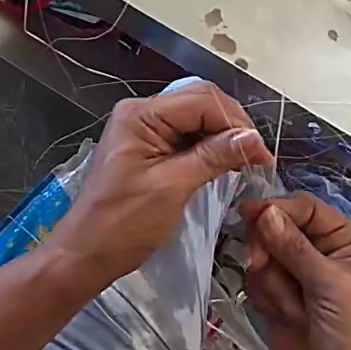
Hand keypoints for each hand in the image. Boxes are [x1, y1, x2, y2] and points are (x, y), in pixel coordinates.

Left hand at [44, 81, 270, 286]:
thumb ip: (211, 157)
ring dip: (223, 136)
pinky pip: (185, 135)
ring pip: (195, 117)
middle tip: (257, 157)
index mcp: (140, 114)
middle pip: (199, 101)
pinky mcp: (148, 147)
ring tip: (247, 161)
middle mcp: (141, 112)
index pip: (200, 100)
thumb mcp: (171, 187)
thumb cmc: (124, 221)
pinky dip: (209, 146)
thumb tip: (253, 138)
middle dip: (232, 125)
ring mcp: (143, 129)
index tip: (262, 155)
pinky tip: (226, 163)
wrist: (88, 249)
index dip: (236, 123)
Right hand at [239, 193, 350, 349]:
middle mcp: (321, 250)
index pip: (304, 207)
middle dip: (267, 249)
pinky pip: (254, 277)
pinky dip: (264, 296)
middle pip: (274, 225)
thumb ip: (294, 247)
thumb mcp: (331, 287)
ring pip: (261, 252)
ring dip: (271, 282)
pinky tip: (285, 318)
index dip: (276, 209)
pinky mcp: (278, 292)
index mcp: (347, 241)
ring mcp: (297, 272)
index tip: (246, 215)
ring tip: (294, 311)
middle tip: (260, 266)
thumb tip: (264, 209)